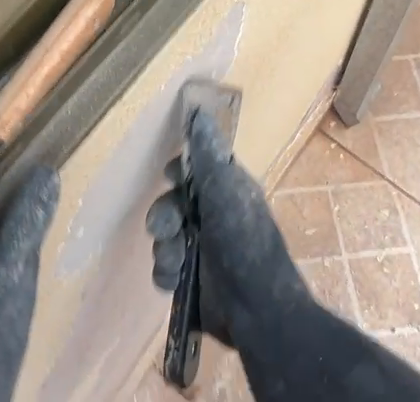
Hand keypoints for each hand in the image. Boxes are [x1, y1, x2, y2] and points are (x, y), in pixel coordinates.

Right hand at [145, 111, 309, 348]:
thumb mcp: (226, 190)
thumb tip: (200, 111)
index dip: (178, 171)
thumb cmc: (245, 241)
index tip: (171, 176)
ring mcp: (199, 250)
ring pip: (163, 237)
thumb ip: (208, 153)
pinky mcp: (189, 280)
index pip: (194, 169)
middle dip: (164, 215)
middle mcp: (211, 217)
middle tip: (169, 227)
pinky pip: (163, 268)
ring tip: (178, 261)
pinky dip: (167, 273)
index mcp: (225, 191)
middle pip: (170, 203)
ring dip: (165, 248)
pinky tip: (177, 280)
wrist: (256, 309)